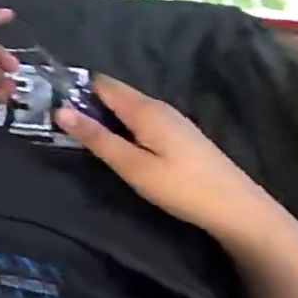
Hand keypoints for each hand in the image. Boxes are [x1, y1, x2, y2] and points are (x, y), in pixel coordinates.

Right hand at [54, 77, 294, 251]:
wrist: (244, 214)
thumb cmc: (183, 189)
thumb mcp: (133, 167)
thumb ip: (97, 138)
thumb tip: (60, 110)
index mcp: (143, 108)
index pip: (101, 83)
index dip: (76, 89)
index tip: (53, 104)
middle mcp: (157, 106)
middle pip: (114, 93)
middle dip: (88, 103)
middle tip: (63, 125)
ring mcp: (172, 120)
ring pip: (127, 107)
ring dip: (105, 116)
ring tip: (85, 136)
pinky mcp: (181, 136)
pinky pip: (141, 119)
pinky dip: (123, 125)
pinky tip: (120, 146)